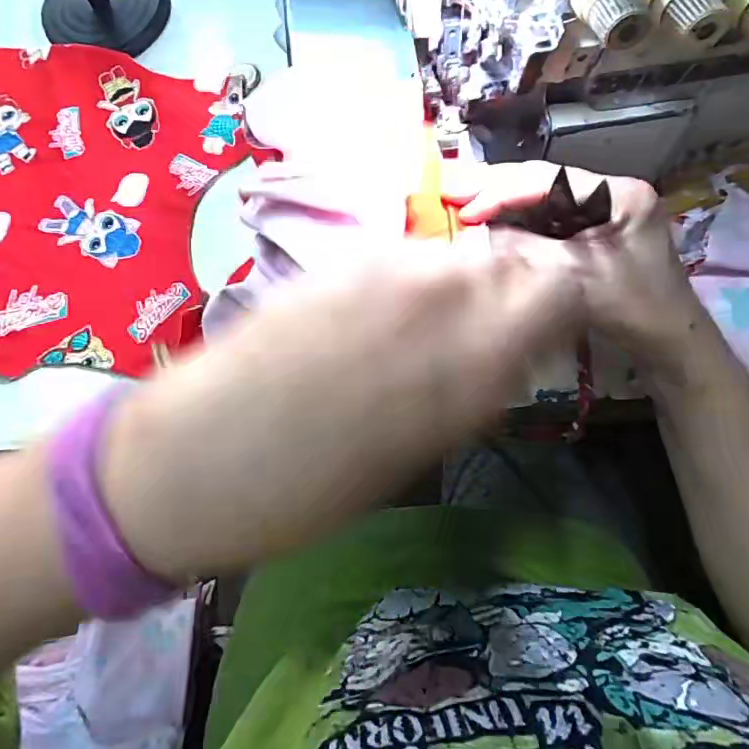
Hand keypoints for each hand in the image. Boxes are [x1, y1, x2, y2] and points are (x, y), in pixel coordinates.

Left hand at [101, 235, 582, 579]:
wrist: (186, 462)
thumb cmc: (298, 495)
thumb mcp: (406, 460)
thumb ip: (464, 396)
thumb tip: (502, 361)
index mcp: (464, 366)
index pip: (556, 292)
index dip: (561, 307)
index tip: (548, 334)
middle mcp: (430, 302)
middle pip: (511, 260)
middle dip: (517, 289)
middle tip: (495, 328)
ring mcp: (376, 273)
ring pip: (456, 253)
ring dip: (463, 280)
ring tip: (433, 325)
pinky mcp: (331, 264)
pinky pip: (403, 256)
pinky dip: (414, 277)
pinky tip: (385, 315)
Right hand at [445, 161, 705, 370]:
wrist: (671, 344)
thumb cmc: (635, 308)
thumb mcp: (578, 276)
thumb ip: (528, 250)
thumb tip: (478, 235)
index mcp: (619, 193)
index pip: (551, 181)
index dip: (503, 192)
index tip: (467, 210)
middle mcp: (611, 193)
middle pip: (544, 183)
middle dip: (497, 190)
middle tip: (453, 194)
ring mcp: (601, 212)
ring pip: (541, 200)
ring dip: (503, 205)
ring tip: (464, 207)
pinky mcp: (591, 232)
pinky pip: (547, 220)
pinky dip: (516, 223)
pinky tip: (488, 226)